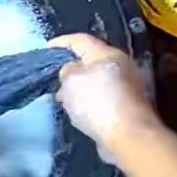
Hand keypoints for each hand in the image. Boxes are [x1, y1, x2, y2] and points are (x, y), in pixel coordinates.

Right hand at [49, 33, 162, 151]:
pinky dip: (90, 98)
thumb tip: (71, 70)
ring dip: (80, 85)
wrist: (130, 136)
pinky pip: (104, 95)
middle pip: (91, 59)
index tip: (47, 48)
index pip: (81, 40)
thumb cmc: (98, 103)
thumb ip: (67, 70)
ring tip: (64, 97)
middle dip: (71, 67)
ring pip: (97, 79)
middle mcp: (122, 65)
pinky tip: (80, 109)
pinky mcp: (130, 105)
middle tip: (54, 76)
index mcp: (108, 54)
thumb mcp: (71, 81)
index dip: (62, 42)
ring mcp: (129, 86)